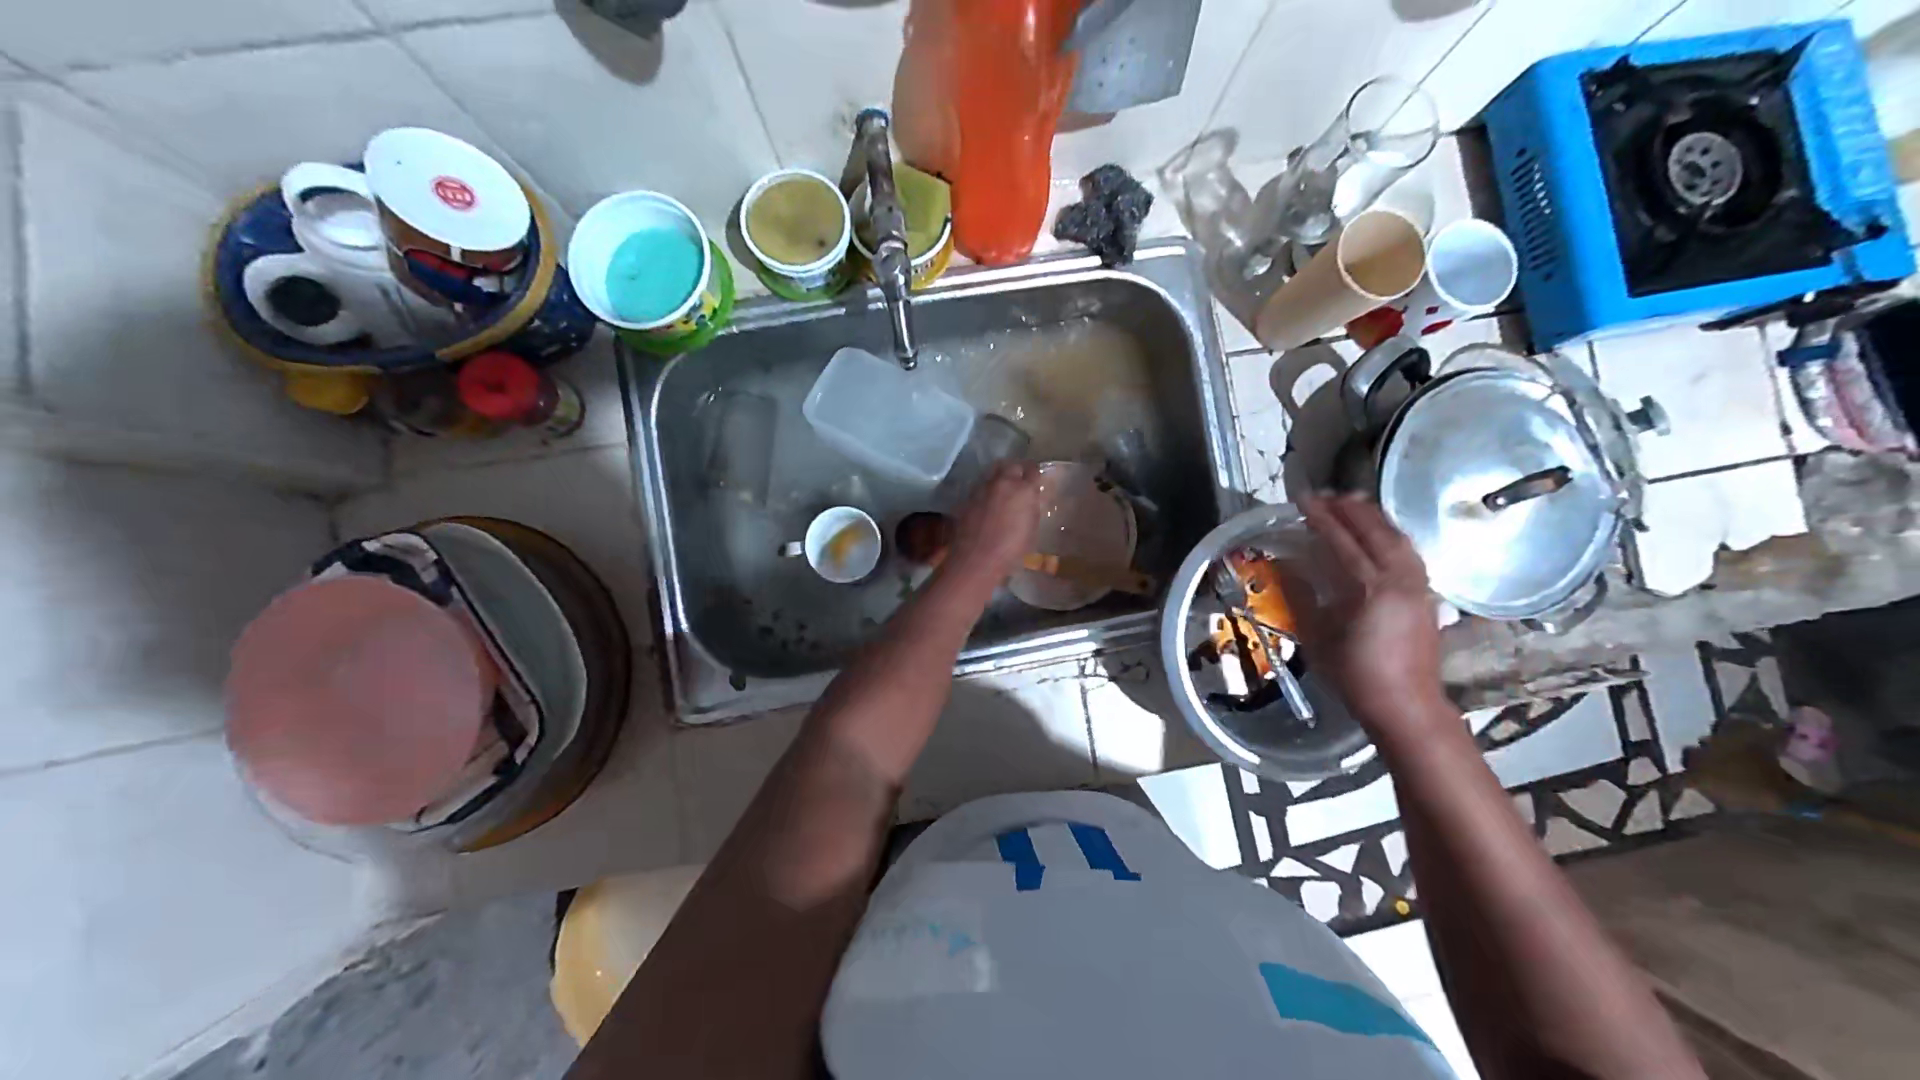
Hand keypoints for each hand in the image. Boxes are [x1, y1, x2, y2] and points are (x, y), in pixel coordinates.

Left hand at [943, 461, 1043, 587]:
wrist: (976, 559)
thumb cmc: (1011, 549)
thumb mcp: (1031, 529)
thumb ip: (1031, 508)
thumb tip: (1030, 499)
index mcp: (1024, 490)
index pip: (1032, 470)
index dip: (1034, 474)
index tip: (1035, 479)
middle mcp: (1003, 483)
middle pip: (1011, 465)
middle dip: (1016, 470)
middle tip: (1018, 481)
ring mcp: (982, 488)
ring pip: (992, 473)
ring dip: (999, 478)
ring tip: (1001, 491)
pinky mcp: (967, 498)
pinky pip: (979, 487)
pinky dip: (985, 491)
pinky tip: (986, 503)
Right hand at [1289, 494, 1451, 745]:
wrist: (1406, 705)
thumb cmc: (1355, 675)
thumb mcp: (1317, 636)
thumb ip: (1302, 595)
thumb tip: (1286, 565)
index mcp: (1369, 587)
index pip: (1341, 540)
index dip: (1321, 517)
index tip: (1303, 500)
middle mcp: (1400, 579)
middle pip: (1375, 531)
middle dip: (1350, 509)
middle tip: (1327, 495)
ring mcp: (1419, 586)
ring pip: (1398, 538)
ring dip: (1374, 518)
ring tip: (1354, 504)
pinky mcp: (1427, 596)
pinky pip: (1410, 552)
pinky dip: (1392, 535)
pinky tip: (1382, 535)